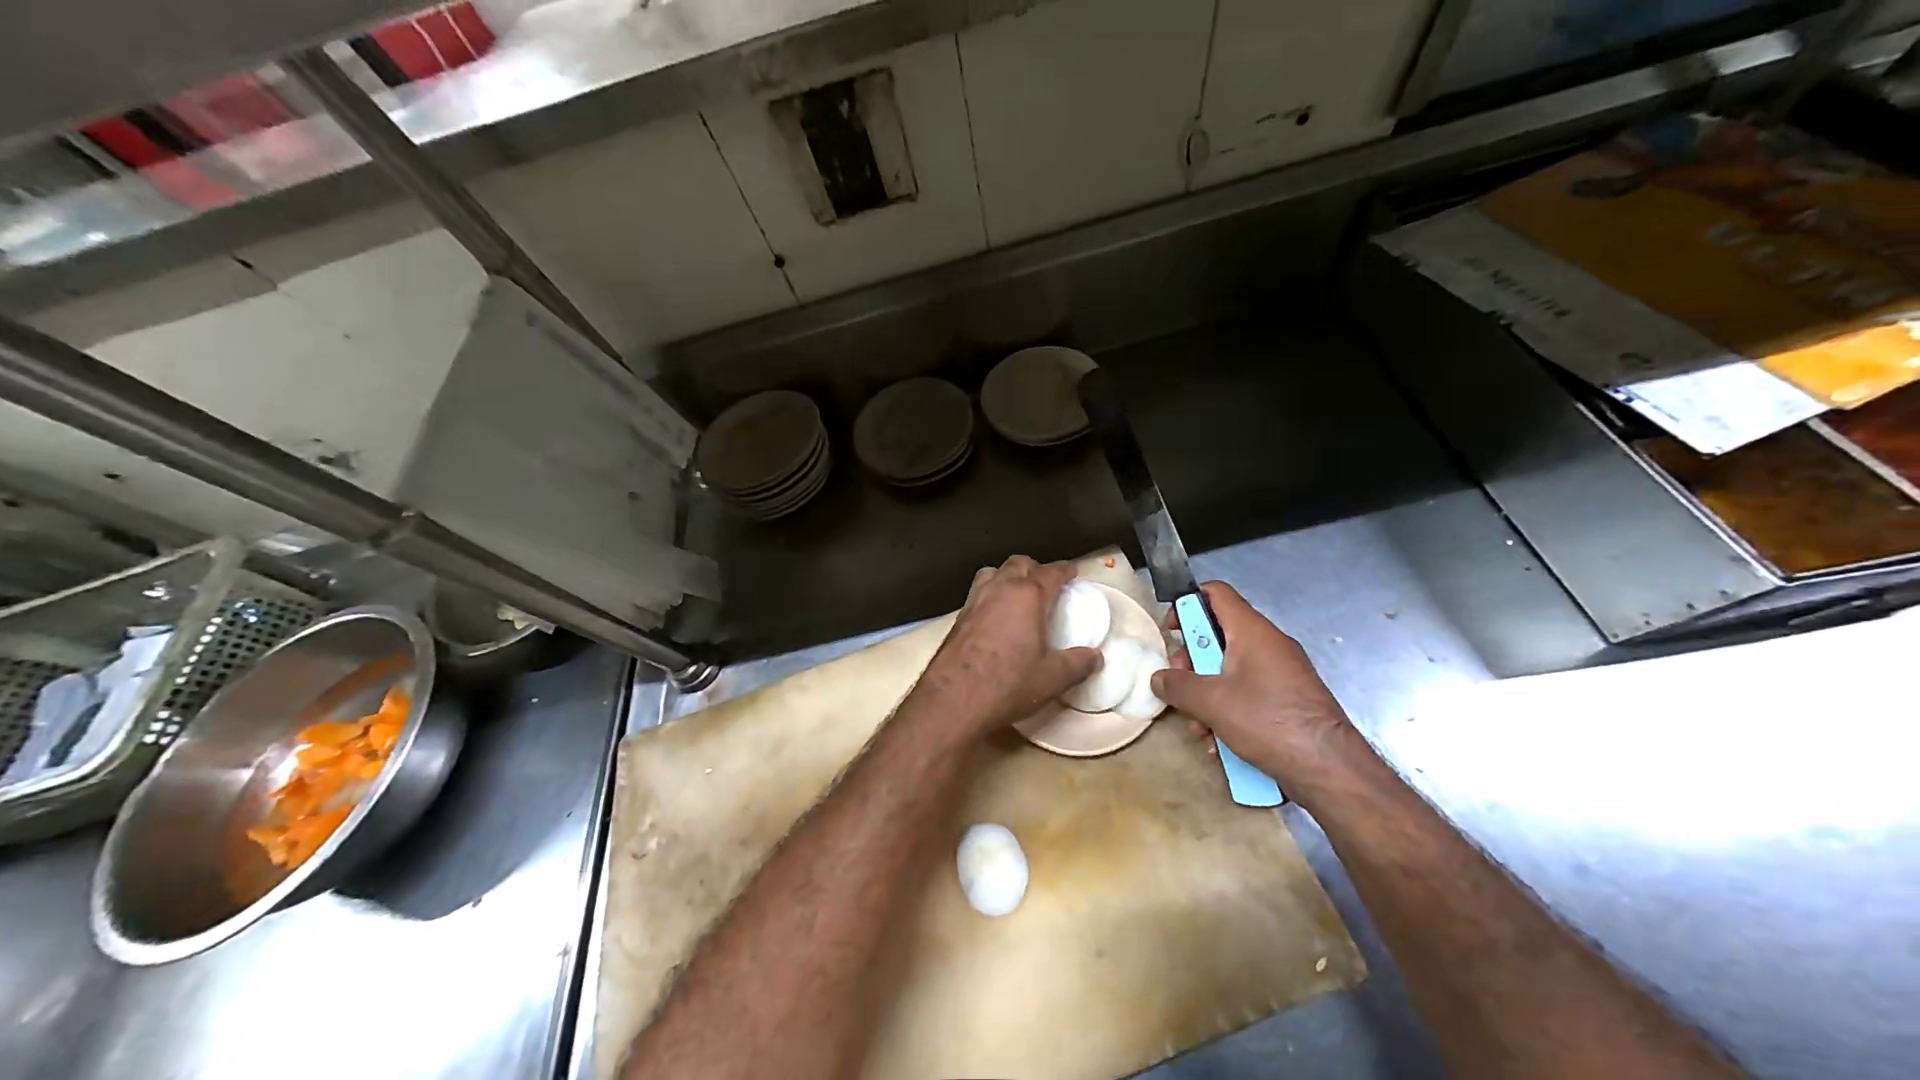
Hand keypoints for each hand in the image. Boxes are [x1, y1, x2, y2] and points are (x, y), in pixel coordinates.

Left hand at [905, 556, 1101, 746]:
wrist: (953, 698)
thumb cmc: (1008, 683)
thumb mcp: (1052, 678)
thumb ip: (1078, 665)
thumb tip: (1095, 658)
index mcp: (1028, 595)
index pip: (1051, 572)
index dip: (1064, 570)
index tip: (1072, 572)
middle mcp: (1000, 589)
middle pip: (1019, 564)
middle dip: (1035, 569)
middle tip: (1047, 583)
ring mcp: (975, 600)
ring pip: (994, 572)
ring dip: (1008, 576)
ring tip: (1018, 593)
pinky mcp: (958, 617)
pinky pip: (978, 592)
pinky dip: (991, 594)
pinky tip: (996, 615)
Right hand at [1151, 582, 1363, 789]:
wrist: (1329, 768)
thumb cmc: (1268, 721)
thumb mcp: (1210, 702)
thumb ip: (1176, 686)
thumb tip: (1160, 679)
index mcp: (1251, 631)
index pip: (1215, 593)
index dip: (1187, 604)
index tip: (1172, 632)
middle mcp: (1268, 644)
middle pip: (1217, 635)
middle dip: (1192, 662)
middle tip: (1180, 687)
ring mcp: (1280, 673)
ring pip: (1229, 670)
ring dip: (1206, 694)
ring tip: (1200, 726)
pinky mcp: (1286, 699)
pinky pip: (1247, 693)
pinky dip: (1228, 710)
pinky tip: (1220, 741)